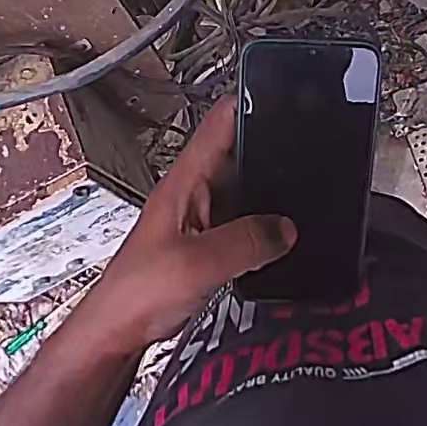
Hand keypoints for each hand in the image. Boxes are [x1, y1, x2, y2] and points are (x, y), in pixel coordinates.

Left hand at [66, 97, 294, 355]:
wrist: (116, 333)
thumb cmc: (135, 293)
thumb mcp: (197, 263)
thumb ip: (246, 242)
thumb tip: (286, 228)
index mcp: (186, 179)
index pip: (221, 122)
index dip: (251, 101)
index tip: (283, 92)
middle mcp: (195, 190)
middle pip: (240, 151)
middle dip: (272, 145)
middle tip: (310, 144)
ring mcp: (202, 215)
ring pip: (245, 187)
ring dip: (270, 188)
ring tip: (305, 185)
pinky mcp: (208, 240)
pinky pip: (245, 218)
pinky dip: (265, 221)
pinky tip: (284, 232)